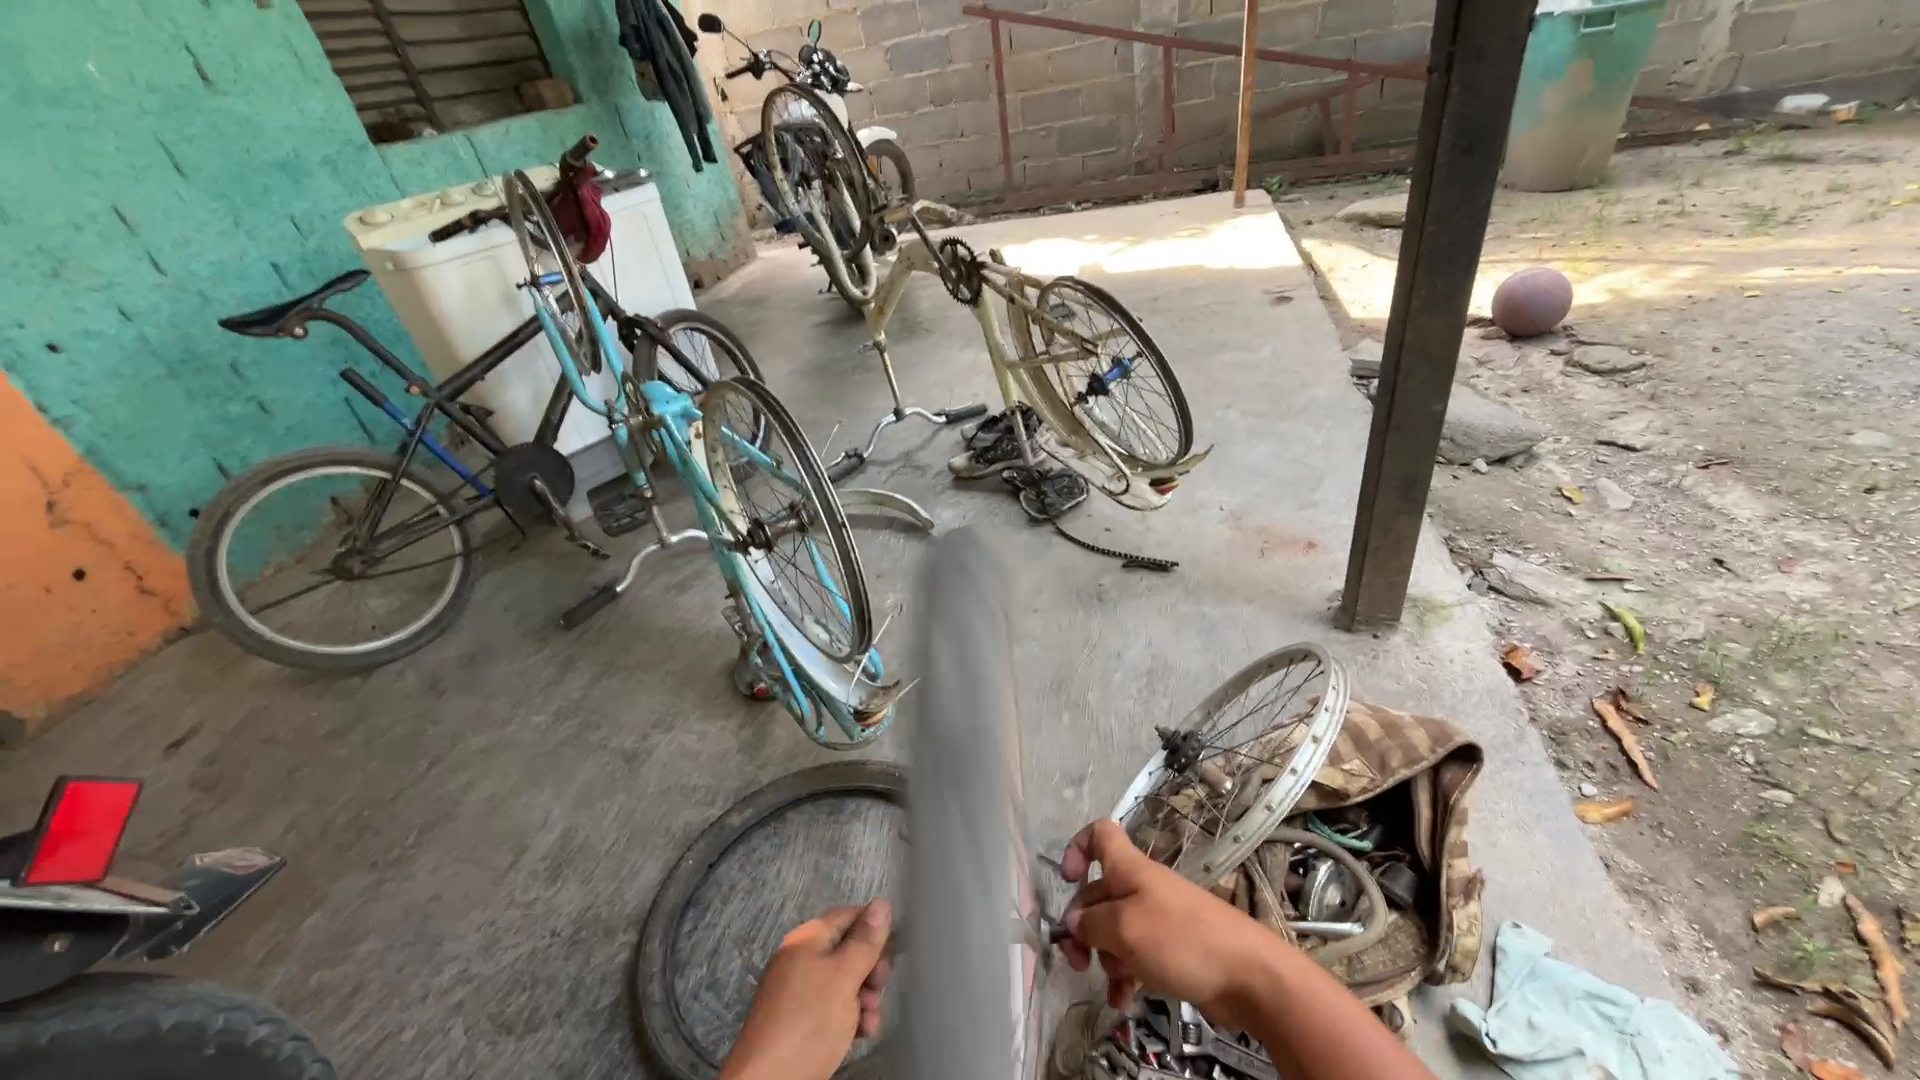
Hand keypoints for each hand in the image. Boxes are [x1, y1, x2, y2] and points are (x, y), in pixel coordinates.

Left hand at [720, 900, 892, 1079]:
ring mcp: (800, 991)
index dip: (874, 930)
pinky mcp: (801, 1020)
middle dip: (871, 970)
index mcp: (808, 939)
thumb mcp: (844, 977)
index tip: (891, 954)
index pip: (849, 915)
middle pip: (849, 950)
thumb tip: (881, 902)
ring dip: (865, 998)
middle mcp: (802, 959)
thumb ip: (865, 940)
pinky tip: (862, 1033)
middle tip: (877, 991)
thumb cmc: (809, 1021)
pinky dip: (851, 1016)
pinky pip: (834, 1006)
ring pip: (846, 981)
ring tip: (870, 1020)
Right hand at [1060, 820, 1278, 1029]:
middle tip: (1076, 960)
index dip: (1077, 848)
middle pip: (1098, 895)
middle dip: (1082, 926)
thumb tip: (1074, 923)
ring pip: (1114, 931)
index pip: (1099, 834)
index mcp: (1129, 869)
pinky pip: (1135, 956)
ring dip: (1104, 958)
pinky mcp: (1171, 949)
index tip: (1067, 880)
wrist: (1248, 975)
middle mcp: (1140, 888)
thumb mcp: (1125, 928)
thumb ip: (1091, 923)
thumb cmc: (1182, 939)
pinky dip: (1124, 976)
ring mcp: (1157, 919)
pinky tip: (1123, 1000)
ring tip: (1110, 983)